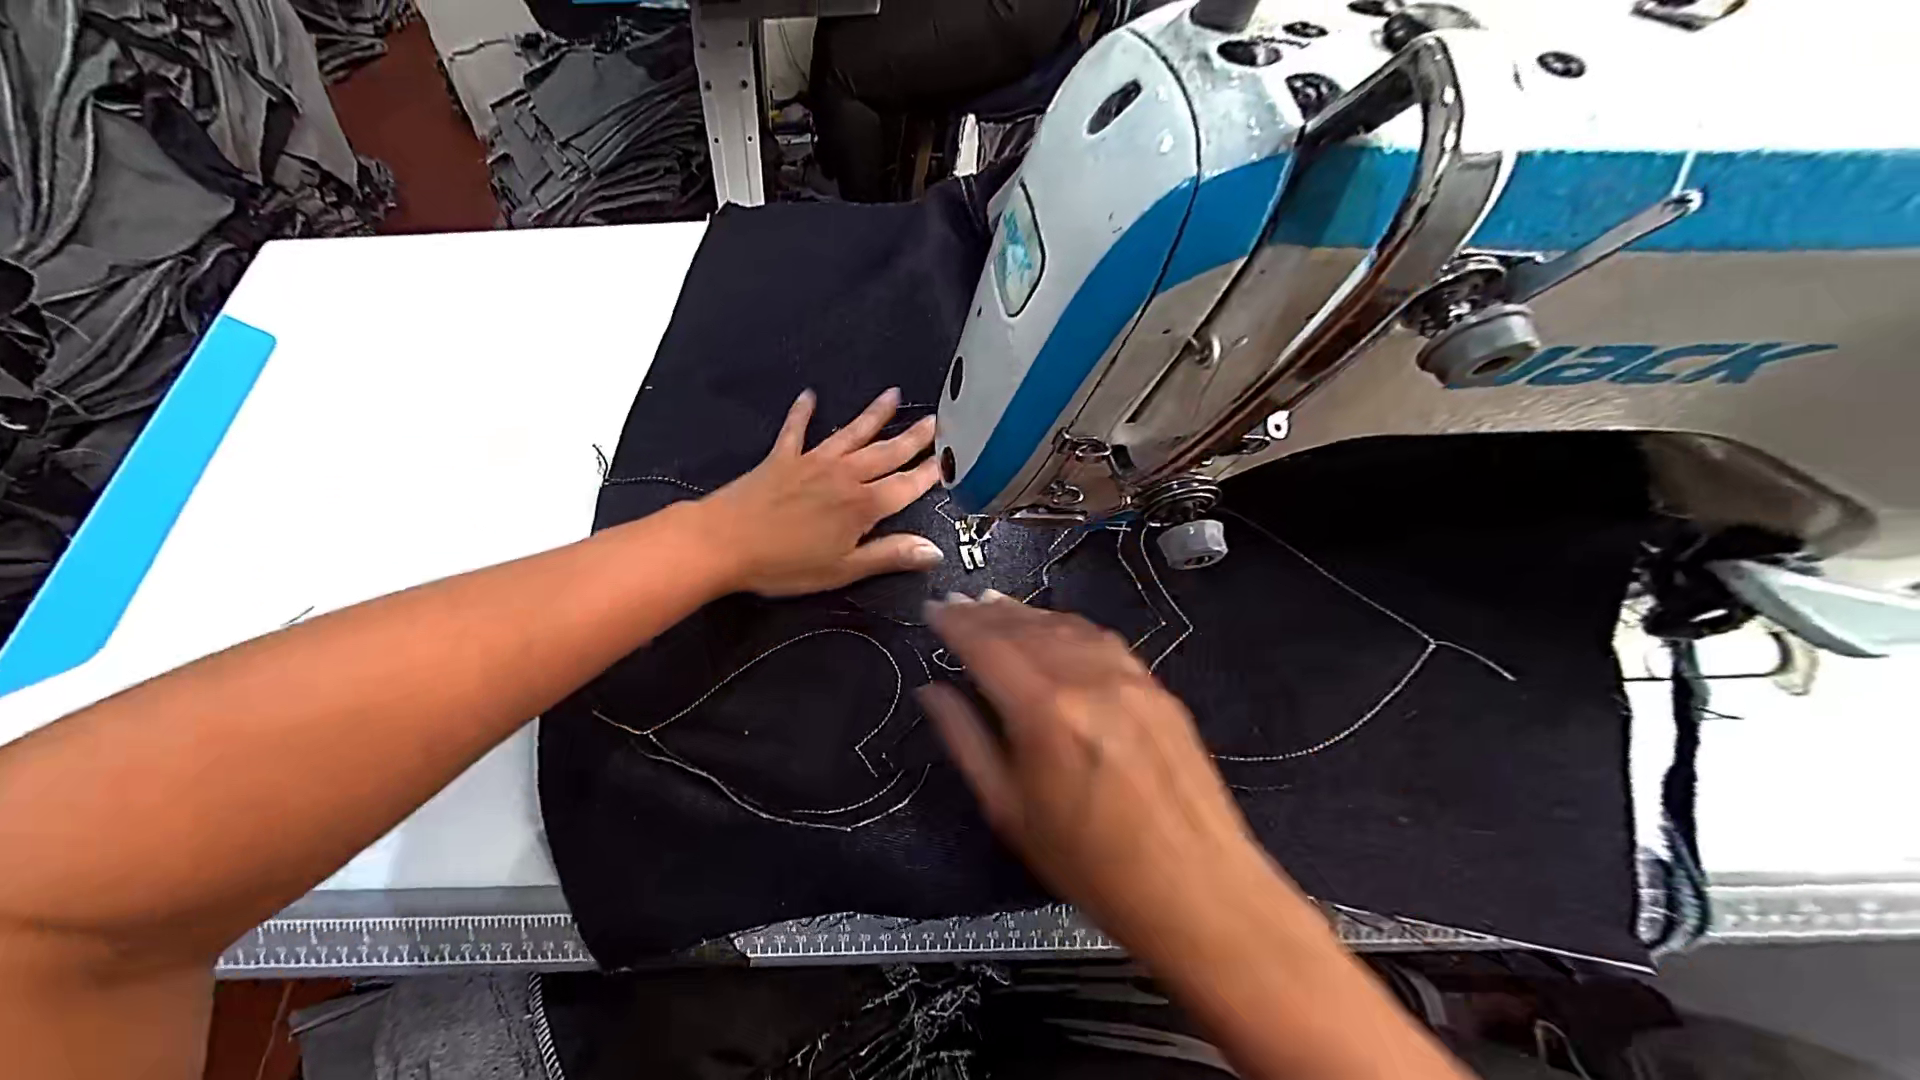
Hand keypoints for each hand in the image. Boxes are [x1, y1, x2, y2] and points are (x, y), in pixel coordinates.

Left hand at [698, 388, 945, 597]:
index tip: (949, 460)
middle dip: (913, 437)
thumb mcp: (844, 569)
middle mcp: (843, 476)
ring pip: (852, 433)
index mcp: (862, 505)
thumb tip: (934, 551)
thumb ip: (890, 556)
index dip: (930, 473)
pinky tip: (809, 395)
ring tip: (892, 395)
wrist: (723, 542)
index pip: (907, 485)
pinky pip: (796, 429)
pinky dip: (803, 412)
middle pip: (886, 452)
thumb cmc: (784, 563)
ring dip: (874, 415)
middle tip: (934, 421)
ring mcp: (812, 462)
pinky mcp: (782, 458)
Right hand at [918, 592, 1275, 946]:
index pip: (986, 645)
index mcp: (1043, 711)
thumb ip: (965, 740)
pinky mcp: (1155, 686)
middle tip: (958, 603)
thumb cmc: (1089, 864)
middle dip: (985, 612)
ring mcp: (1127, 678)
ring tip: (995, 606)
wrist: (1195, 888)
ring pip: (1065, 625)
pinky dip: (1067, 625)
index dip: (956, 623)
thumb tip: (933, 692)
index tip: (934, 610)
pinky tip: (1054, 627)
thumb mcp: (1009, 811)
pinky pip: (1101, 640)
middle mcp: (1087, 679)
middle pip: (1025, 628)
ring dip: (1025, 613)